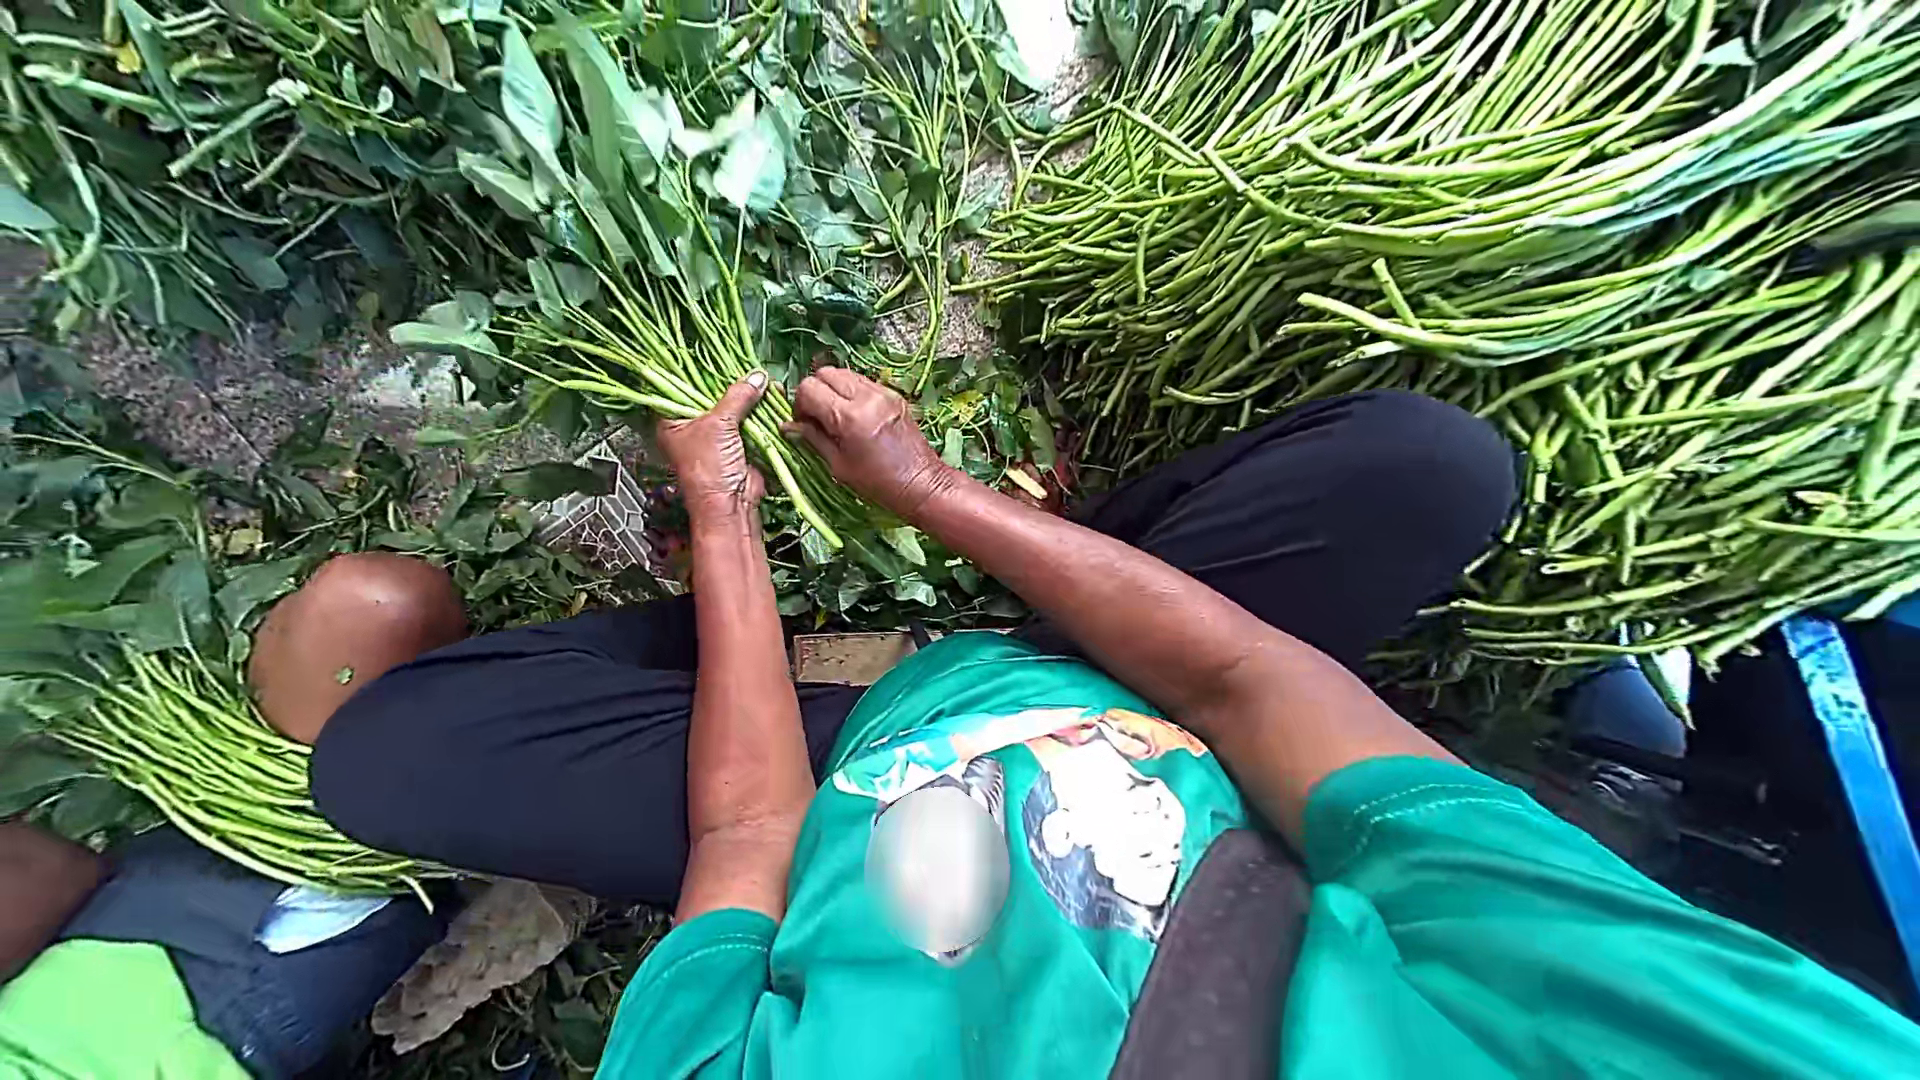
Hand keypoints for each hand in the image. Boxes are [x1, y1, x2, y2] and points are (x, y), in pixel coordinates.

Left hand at [657, 372, 768, 521]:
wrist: (731, 504)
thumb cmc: (710, 467)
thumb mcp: (719, 425)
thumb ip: (738, 397)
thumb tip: (758, 376)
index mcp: (674, 419)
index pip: (683, 385)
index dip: (701, 370)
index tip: (719, 355)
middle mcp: (694, 426)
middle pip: (714, 396)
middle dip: (734, 384)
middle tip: (751, 368)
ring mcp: (719, 436)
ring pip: (736, 409)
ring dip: (753, 399)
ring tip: (768, 382)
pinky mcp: (741, 446)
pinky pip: (752, 424)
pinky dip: (763, 415)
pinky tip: (774, 399)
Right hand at [785, 368, 956, 516]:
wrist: (920, 483)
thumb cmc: (877, 483)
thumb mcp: (839, 465)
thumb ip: (813, 439)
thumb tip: (787, 426)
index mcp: (849, 417)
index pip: (809, 388)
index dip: (800, 404)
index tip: (803, 422)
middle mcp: (866, 397)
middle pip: (825, 372)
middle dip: (815, 391)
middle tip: (817, 416)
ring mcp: (883, 393)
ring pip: (845, 373)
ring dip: (833, 389)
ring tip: (836, 416)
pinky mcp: (894, 394)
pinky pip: (863, 382)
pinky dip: (852, 392)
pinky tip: (856, 415)